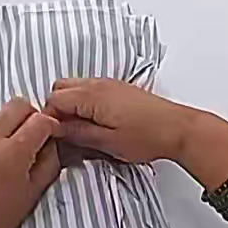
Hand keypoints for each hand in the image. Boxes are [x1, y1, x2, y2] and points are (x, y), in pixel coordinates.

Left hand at [0, 97, 61, 227]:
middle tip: (34, 135)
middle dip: (31, 116)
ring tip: (10, 149)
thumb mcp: (33, 192)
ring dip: (9, 124)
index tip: (53, 134)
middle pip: (19, 104)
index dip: (52, 125)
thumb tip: (53, 142)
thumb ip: (50, 161)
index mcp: (13, 152)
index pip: (41, 120)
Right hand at [44, 78, 202, 164]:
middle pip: (61, 88)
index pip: (54, 99)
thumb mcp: (107, 143)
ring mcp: (109, 84)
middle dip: (57, 109)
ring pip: (75, 87)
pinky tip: (94, 123)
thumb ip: (78, 134)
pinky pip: (91, 89)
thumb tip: (56, 130)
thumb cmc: (148, 136)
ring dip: (71, 105)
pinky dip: (85, 103)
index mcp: (92, 95)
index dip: (49, 119)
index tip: (54, 136)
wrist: (178, 128)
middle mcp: (98, 84)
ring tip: (79, 130)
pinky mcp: (119, 89)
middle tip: (64, 133)